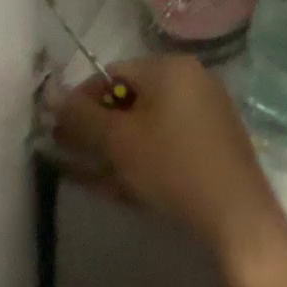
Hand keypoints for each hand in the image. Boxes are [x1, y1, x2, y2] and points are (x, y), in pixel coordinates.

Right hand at [54, 55, 286, 258]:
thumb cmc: (171, 166)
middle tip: (68, 152)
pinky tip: (117, 187)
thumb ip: (80, 114)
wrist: (237, 217)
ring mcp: (208, 116)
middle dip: (95, 129)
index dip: (81, 101)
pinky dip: (141, 160)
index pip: (112, 74)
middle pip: (130, 101)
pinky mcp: (215, 148)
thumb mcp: (117, 140)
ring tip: (85, 175)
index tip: (62, 130)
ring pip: (147, 128)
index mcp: (170, 69)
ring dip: (113, 149)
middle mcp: (193, 82)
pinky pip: (168, 145)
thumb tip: (50, 91)